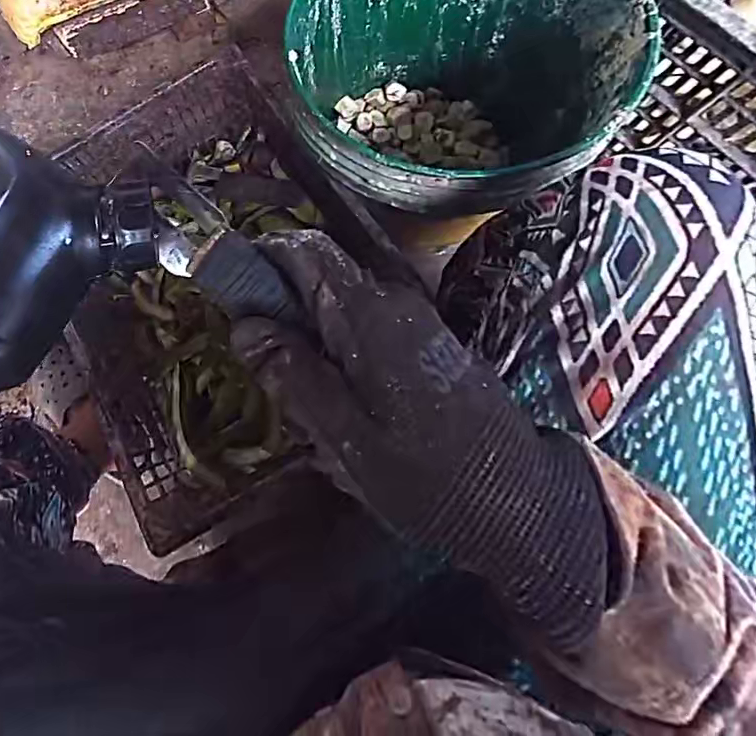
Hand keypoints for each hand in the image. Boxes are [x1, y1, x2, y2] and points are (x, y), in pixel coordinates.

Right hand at [231, 231, 612, 650]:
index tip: (232, 292)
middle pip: (320, 273)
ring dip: (308, 332)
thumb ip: (295, 375)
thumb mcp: (348, 439)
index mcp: (370, 315)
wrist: (523, 505)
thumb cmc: (429, 480)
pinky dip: (336, 348)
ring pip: (339, 302)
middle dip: (281, 306)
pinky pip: (364, 325)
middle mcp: (393, 301)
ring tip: (300, 393)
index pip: (306, 249)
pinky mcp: (424, 340)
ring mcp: (413, 318)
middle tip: (264, 363)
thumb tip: (245, 324)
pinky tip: (338, 401)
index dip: (262, 256)